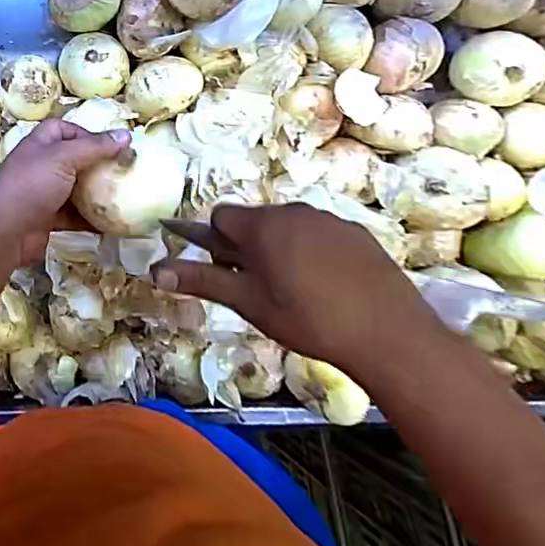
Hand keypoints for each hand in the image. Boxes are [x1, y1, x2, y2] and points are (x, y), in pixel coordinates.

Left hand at [0, 119, 129, 267]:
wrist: (4, 232)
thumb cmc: (31, 185)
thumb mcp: (64, 158)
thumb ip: (95, 147)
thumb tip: (126, 135)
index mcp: (40, 143)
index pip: (63, 129)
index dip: (86, 133)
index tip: (111, 145)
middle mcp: (40, 165)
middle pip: (73, 159)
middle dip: (97, 165)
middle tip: (123, 171)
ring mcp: (43, 192)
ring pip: (75, 188)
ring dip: (96, 193)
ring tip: (123, 195)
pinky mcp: (47, 217)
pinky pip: (74, 214)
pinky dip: (91, 218)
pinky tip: (112, 223)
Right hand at [151, 203, 443, 377]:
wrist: (389, 334)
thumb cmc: (308, 319)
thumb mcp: (249, 303)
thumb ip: (202, 280)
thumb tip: (155, 271)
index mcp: (261, 225)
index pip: (221, 216)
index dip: (219, 244)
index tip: (235, 273)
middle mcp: (292, 211)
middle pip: (255, 220)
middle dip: (251, 246)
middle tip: (265, 287)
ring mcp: (327, 218)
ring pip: (288, 226)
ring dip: (283, 248)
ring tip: (301, 291)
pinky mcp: (356, 231)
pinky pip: (320, 232)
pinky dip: (315, 251)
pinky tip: (331, 286)